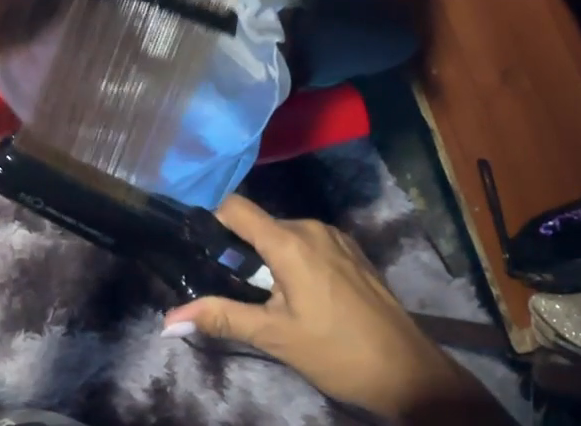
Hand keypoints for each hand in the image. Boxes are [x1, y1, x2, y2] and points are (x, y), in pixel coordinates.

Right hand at [163, 197, 506, 424]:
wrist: (411, 374)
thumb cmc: (337, 352)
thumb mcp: (276, 338)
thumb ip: (222, 318)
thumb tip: (169, 320)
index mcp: (288, 241)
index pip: (235, 206)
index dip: (210, 218)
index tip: (194, 240)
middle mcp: (310, 227)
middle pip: (260, 225)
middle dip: (242, 251)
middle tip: (232, 285)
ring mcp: (335, 237)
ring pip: (285, 236)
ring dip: (270, 259)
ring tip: (268, 298)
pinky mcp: (352, 251)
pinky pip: (310, 244)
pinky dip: (296, 262)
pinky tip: (303, 297)